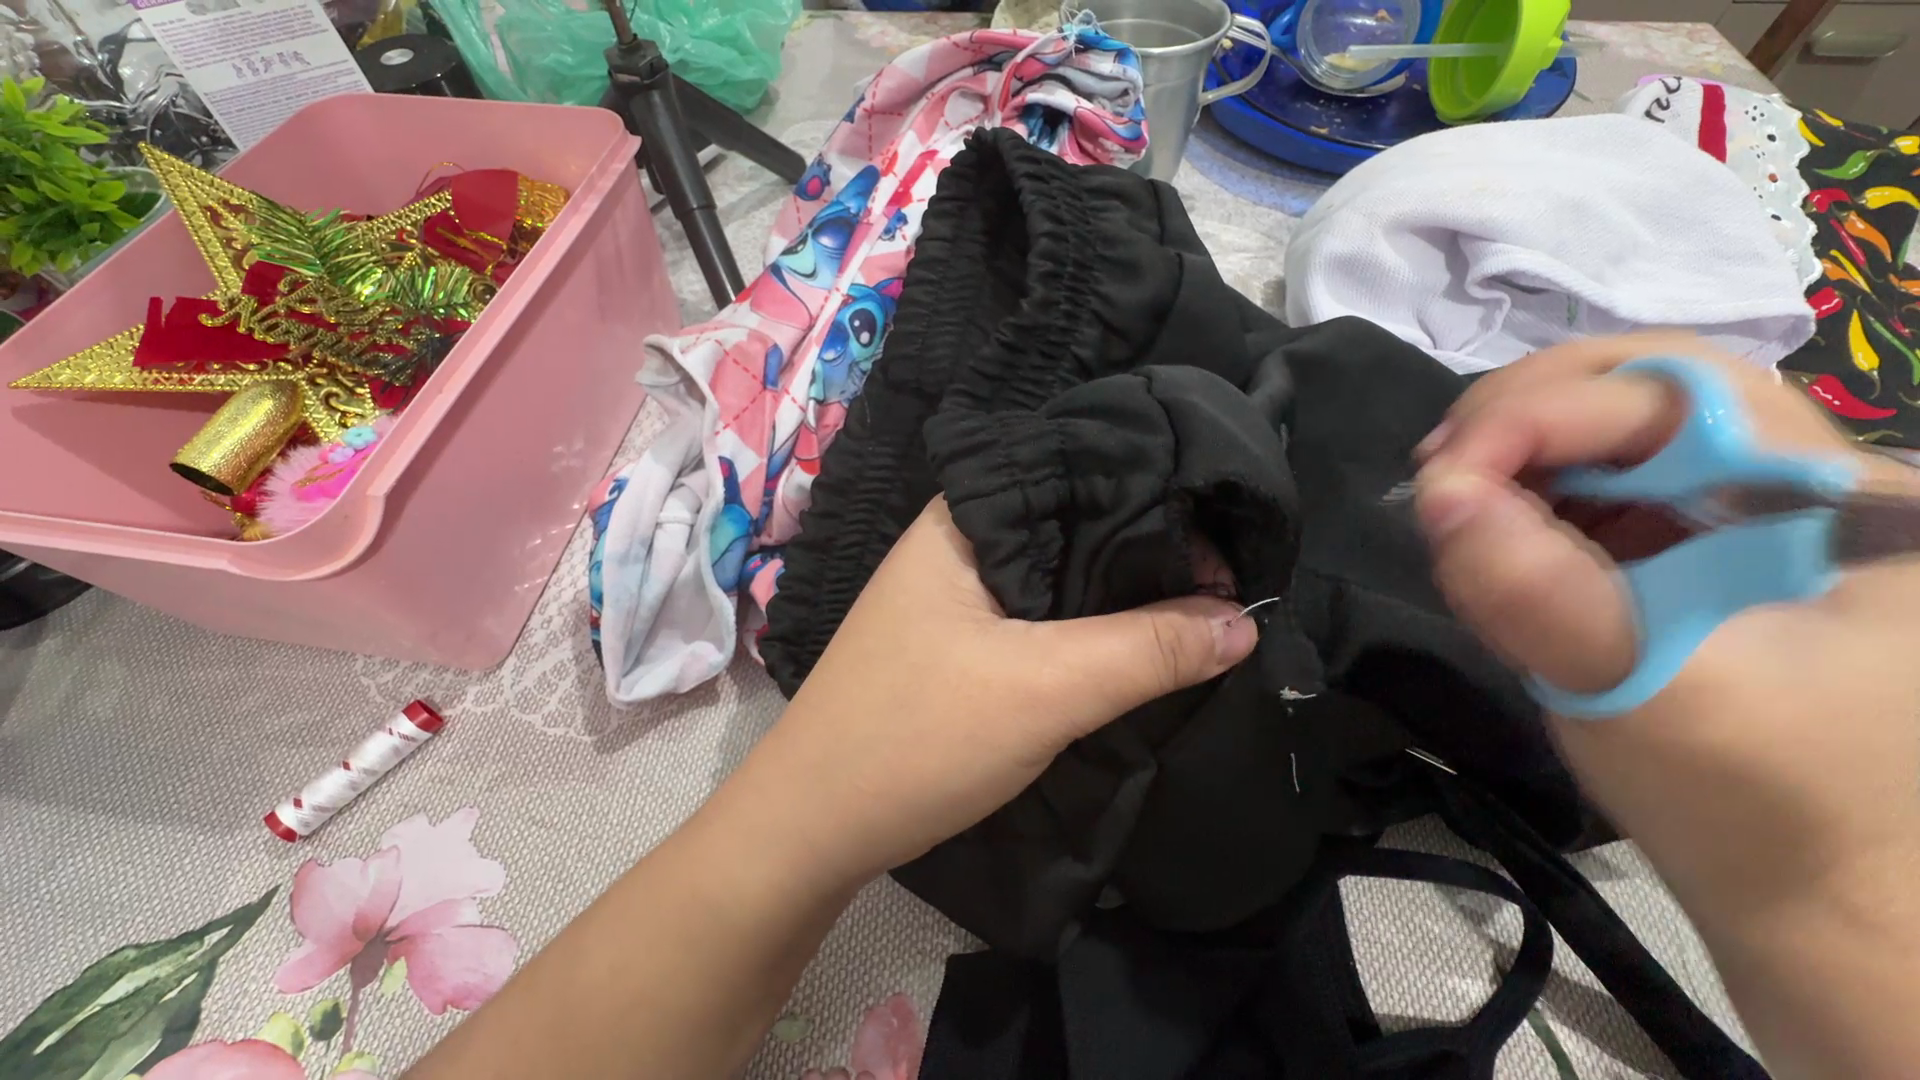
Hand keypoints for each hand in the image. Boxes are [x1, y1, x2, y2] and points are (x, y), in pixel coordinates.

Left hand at [720, 496, 1257, 890]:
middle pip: (1078, 528)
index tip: (1237, 539)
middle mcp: (962, 542)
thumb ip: (1147, 648)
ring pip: (1064, 580)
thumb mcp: (1046, 688)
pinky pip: (1044, 620)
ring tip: (1206, 607)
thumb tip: (1245, 620)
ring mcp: (958, 596)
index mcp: (968, 518)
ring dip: (1124, 598)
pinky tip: (1139, 644)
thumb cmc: (920, 736)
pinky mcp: (963, 645)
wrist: (816, 825)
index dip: (1164, 502)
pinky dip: (1092, 631)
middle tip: (1236, 578)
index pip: (1084, 475)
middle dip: (1152, 554)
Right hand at [1411, 334, 1919, 919]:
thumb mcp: (1641, 687)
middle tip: (1437, 472)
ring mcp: (1741, 514)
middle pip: (1643, 388)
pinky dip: (1519, 493)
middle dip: (1522, 414)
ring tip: (1448, 499)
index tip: (1439, 478)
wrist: (1811, 893)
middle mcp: (1800, 482)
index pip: (1676, 394)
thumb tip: (1436, 494)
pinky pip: (1591, 487)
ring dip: (1511, 450)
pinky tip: (1485, 529)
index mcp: (1841, 501)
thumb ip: (1538, 589)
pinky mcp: (1687, 549)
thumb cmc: (1756, 802)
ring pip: (1607, 430)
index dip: (1540, 414)